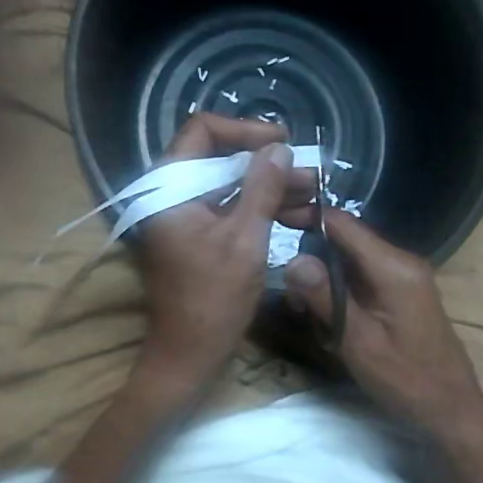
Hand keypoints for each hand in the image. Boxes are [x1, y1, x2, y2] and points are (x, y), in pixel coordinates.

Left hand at [136, 114, 317, 386]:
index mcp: (169, 189)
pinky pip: (226, 208)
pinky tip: (297, 213)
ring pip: (226, 185)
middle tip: (309, 174)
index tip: (283, 142)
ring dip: (268, 187)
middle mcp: (168, 194)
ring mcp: (180, 215)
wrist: (188, 353)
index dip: (244, 130)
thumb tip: (279, 148)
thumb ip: (262, 188)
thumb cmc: (213, 299)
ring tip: (313, 194)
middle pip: (217, 157)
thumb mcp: (246, 239)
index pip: (201, 131)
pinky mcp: (193, 234)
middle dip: (266, 164)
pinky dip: (256, 209)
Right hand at [283, 209, 482, 454]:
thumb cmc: (406, 379)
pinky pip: (360, 278)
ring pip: (349, 261)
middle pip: (344, 240)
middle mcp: (400, 263)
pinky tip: (324, 319)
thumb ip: (326, 297)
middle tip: (287, 291)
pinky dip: (337, 291)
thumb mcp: (358, 341)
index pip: (344, 223)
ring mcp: (402, 278)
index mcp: (394, 268)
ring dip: (321, 279)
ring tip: (303, 313)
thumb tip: (293, 259)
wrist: (452, 411)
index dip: (308, 215)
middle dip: (310, 257)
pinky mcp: (400, 294)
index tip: (274, 219)